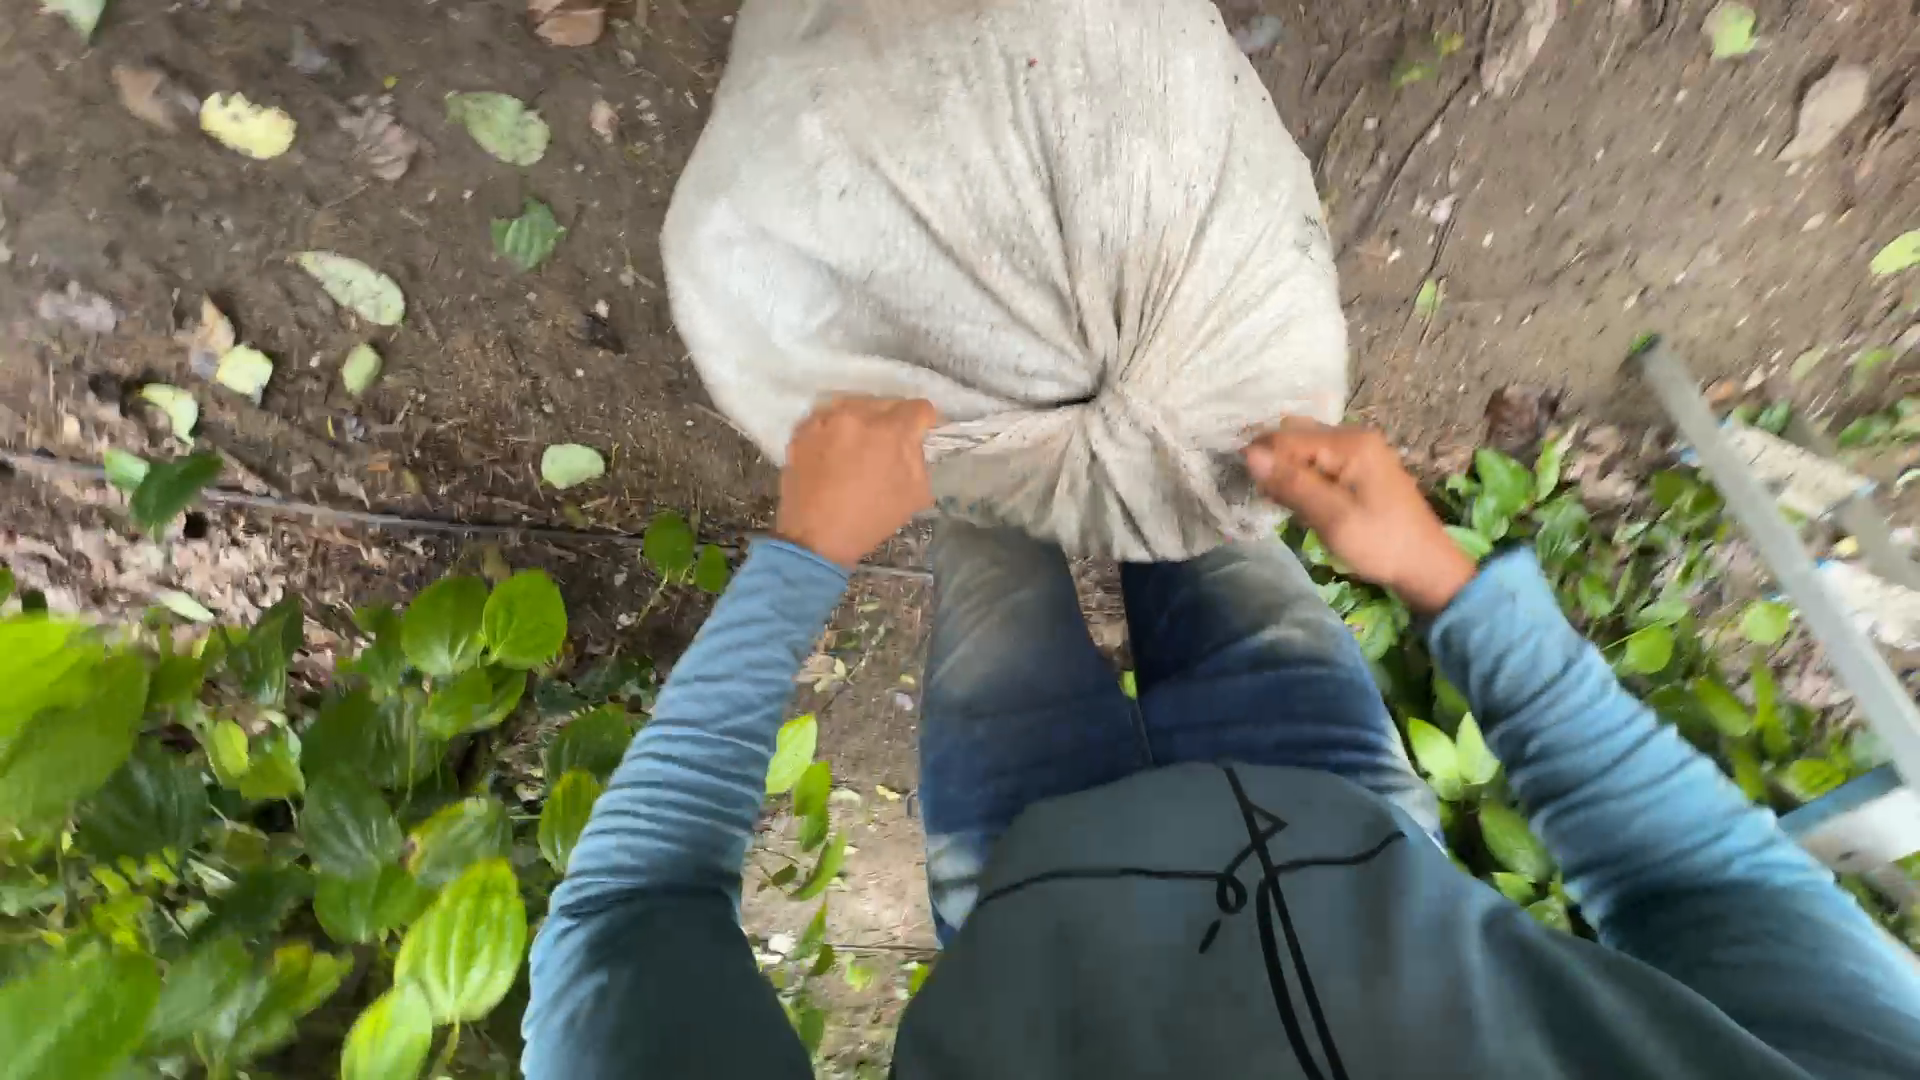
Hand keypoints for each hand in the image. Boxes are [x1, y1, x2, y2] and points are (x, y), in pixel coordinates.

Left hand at [776, 396, 938, 568]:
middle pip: (885, 402)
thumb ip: (918, 458)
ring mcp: (825, 420)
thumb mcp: (915, 494)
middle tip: (890, 443)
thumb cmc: (870, 520)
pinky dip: (836, 429)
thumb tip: (912, 441)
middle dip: (893, 420)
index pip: (918, 408)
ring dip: (863, 420)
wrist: (816, 537)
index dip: (925, 421)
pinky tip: (836, 450)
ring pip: (854, 406)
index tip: (922, 432)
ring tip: (861, 444)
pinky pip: (827, 419)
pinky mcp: (802, 430)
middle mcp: (857, 415)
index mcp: (890, 430)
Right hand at [1243, 418, 1476, 614]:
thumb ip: (1291, 483)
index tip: (1252, 490)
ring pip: (1302, 447)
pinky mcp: (1358, 464)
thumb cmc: (1379, 543)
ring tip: (1283, 501)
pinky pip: (1316, 459)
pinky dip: (1301, 475)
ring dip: (1285, 470)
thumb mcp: (1331, 517)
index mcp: (1349, 444)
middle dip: (1272, 462)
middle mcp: (1353, 436)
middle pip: (1293, 435)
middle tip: (1267, 497)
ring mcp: (1358, 449)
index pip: (1285, 437)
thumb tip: (1249, 454)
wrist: (1425, 565)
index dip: (1261, 459)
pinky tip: (1301, 500)